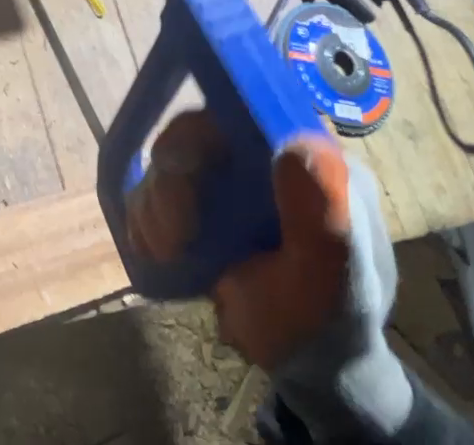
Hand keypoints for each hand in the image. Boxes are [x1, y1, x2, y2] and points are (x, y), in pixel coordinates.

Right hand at [128, 114, 413, 439]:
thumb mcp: (330, 275)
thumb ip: (320, 214)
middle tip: (174, 235)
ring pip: (163, 165)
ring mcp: (222, 180)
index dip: (204, 134)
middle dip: (171, 185)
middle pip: (191, 137)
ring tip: (170, 252)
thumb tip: (296, 144)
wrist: (304, 360)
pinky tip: (158, 252)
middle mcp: (260, 159)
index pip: (244, 114)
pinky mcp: (191, 203)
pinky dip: (142, 220)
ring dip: (155, 208)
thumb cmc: (326, 318)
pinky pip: (147, 191)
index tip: (184, 178)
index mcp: (306, 160)